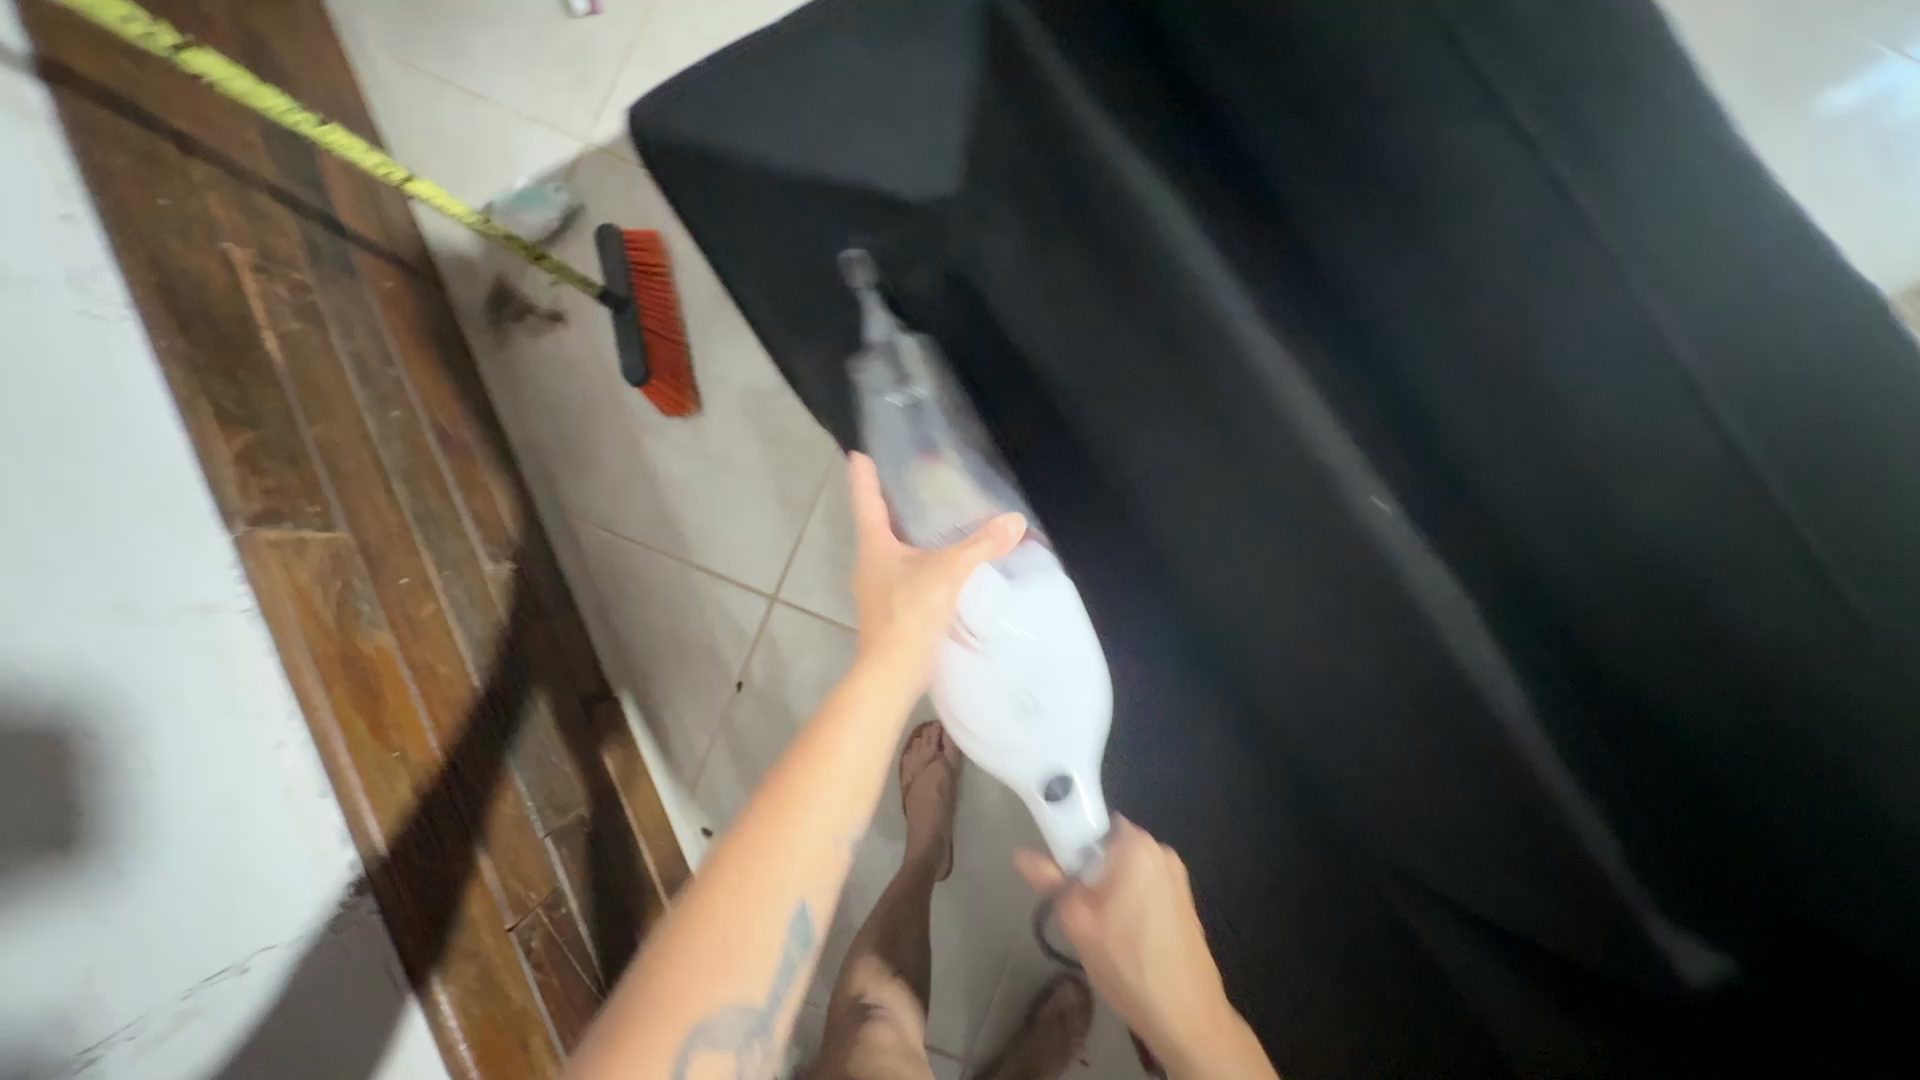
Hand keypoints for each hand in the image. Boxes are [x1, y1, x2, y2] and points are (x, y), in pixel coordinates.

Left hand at [846, 452, 1025, 691]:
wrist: (891, 673)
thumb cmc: (910, 613)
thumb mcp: (948, 572)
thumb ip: (981, 545)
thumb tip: (1016, 521)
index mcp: (873, 544)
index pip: (865, 498)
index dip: (863, 475)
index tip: (858, 452)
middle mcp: (868, 562)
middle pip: (877, 524)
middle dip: (891, 503)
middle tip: (912, 481)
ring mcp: (875, 588)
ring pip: (889, 551)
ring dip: (905, 535)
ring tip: (931, 520)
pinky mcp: (888, 610)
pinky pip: (901, 574)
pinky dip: (917, 562)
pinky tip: (939, 564)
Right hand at [1016, 819, 1234, 1061]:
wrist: (1187, 1018)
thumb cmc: (1128, 964)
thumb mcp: (1078, 922)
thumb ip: (1050, 881)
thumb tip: (1021, 855)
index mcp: (1137, 845)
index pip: (1091, 823)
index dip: (1069, 843)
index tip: (1057, 871)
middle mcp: (1161, 851)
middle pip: (1108, 848)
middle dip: (1088, 872)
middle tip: (1076, 908)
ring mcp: (1177, 878)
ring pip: (1125, 871)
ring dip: (1107, 890)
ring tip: (1099, 929)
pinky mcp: (1184, 902)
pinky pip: (1144, 889)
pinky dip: (1128, 904)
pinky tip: (1123, 939)